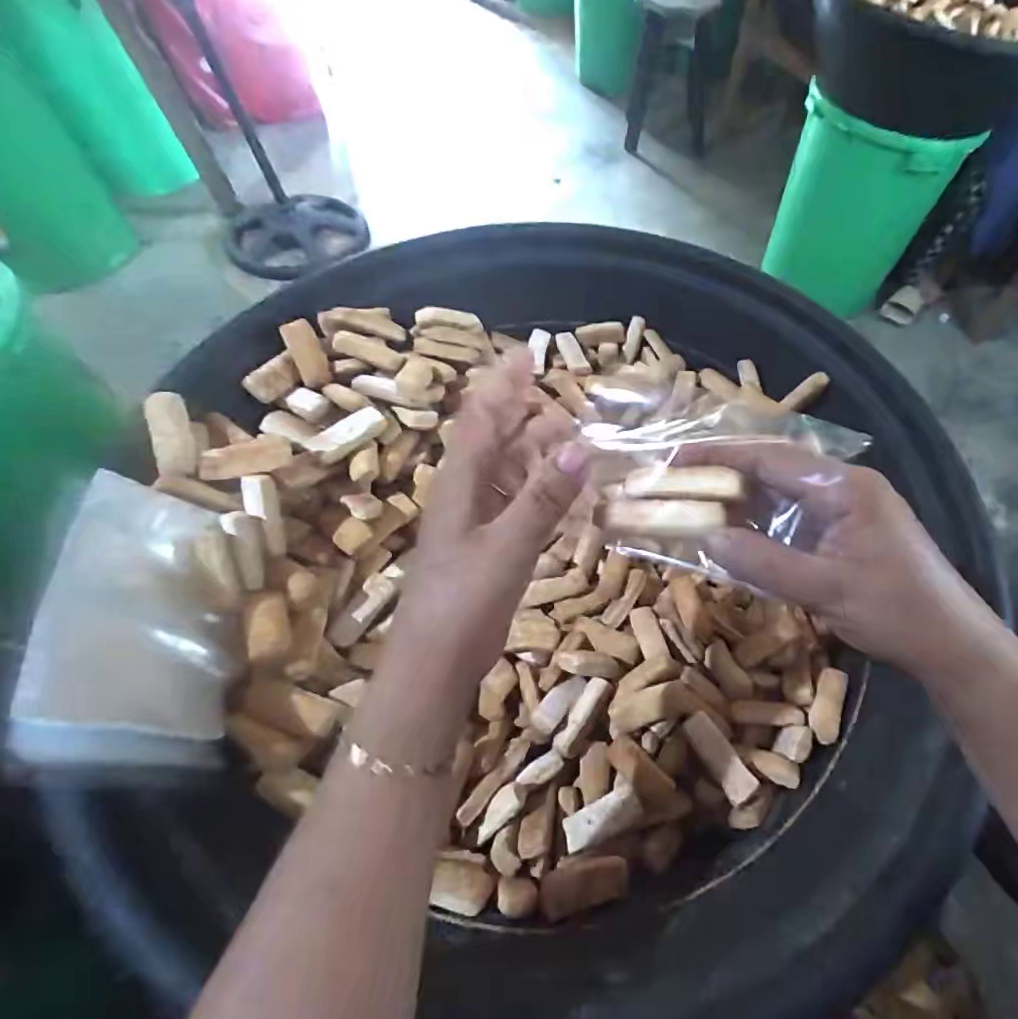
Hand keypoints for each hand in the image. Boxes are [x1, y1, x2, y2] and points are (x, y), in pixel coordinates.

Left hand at [366, 354, 587, 731]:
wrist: (434, 665)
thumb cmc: (463, 603)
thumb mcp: (508, 547)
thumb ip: (544, 498)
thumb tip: (582, 445)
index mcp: (461, 482)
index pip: (483, 417)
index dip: (504, 383)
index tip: (530, 353)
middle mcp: (467, 493)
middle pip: (500, 440)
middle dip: (535, 420)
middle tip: (578, 417)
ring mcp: (478, 522)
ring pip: (513, 473)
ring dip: (544, 457)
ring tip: (583, 451)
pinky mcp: (491, 548)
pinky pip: (521, 506)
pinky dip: (546, 494)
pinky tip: (571, 498)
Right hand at [693, 445, 999, 683]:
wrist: (952, 641)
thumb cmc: (895, 611)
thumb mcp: (824, 590)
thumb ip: (762, 563)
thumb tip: (707, 539)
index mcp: (844, 487)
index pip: (771, 459)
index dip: (719, 457)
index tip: (675, 461)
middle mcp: (846, 487)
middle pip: (775, 470)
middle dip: (726, 476)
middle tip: (677, 484)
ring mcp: (849, 508)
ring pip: (784, 495)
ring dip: (743, 502)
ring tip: (696, 508)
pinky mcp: (849, 532)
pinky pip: (797, 519)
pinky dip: (765, 526)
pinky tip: (738, 536)